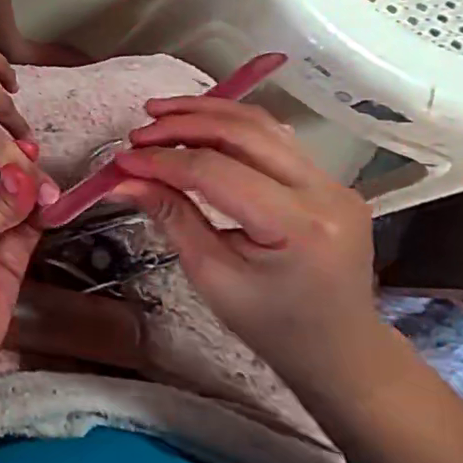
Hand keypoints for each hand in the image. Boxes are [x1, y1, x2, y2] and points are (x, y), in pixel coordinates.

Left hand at [0, 148, 43, 378]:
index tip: (16, 146)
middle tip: (37, 167)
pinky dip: (45, 213)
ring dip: (35, 189)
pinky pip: (33, 224)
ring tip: (49, 189)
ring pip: (19, 197)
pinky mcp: (14, 253)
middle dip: (18, 168)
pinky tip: (56, 203)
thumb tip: (25, 175)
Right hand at [108, 96, 379, 372]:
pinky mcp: (328, 179)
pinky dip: (230, 126)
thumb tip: (123, 180)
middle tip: (137, 133)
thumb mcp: (212, 276)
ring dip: (206, 113)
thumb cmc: (272, 324)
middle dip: (182, 125)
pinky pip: (273, 138)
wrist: (341, 350)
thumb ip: (171, 216)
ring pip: (260, 124)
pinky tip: (199, 126)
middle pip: (242, 133)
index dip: (162, 161)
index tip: (121, 162)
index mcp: (297, 226)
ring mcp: (332, 181)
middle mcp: (323, 192)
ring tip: (160, 113)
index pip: (216, 172)